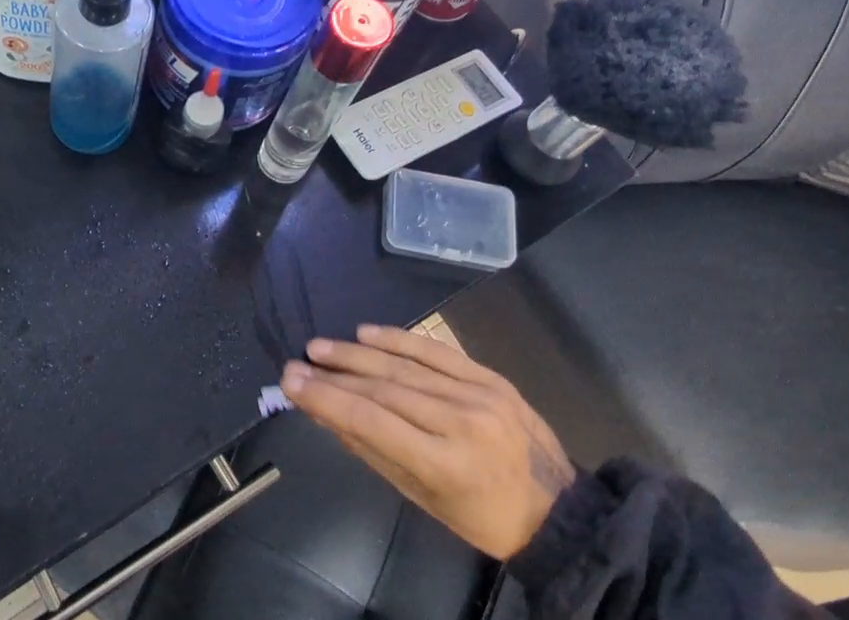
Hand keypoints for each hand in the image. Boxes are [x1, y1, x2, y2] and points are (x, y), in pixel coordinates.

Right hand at [281, 325, 576, 559]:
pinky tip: (366, 331)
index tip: (291, 383)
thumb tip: (327, 413)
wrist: (558, 510)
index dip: (326, 399)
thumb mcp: (422, 498)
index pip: (371, 422)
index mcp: (444, 463)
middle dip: (334, 374)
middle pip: (383, 389)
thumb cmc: (481, 517)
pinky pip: (437, 351)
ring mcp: (480, 395)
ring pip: (405, 367)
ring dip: (356, 353)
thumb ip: (373, 452)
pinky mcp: (492, 378)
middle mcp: (461, 422)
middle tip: (297, 363)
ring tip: (320, 347)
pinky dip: (399, 338)